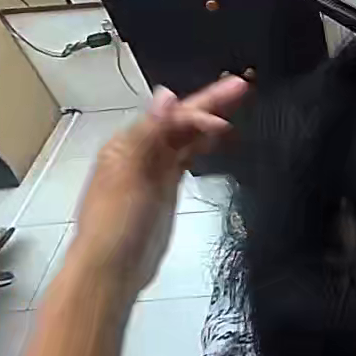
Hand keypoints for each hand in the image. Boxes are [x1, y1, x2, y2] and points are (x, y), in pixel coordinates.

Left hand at [70, 76, 249, 298]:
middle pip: (181, 120)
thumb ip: (150, 132)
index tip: (226, 122)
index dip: (200, 112)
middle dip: (211, 103)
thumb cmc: (117, 222)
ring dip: (209, 119)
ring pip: (186, 135)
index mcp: (128, 143)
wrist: (113, 270)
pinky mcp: (166, 186)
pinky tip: (218, 136)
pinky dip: (202, 142)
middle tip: (242, 85)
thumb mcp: (130, 173)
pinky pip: (186, 155)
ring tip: (237, 103)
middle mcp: (141, 151)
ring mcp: (154, 169)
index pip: (171, 116)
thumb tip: (168, 94)